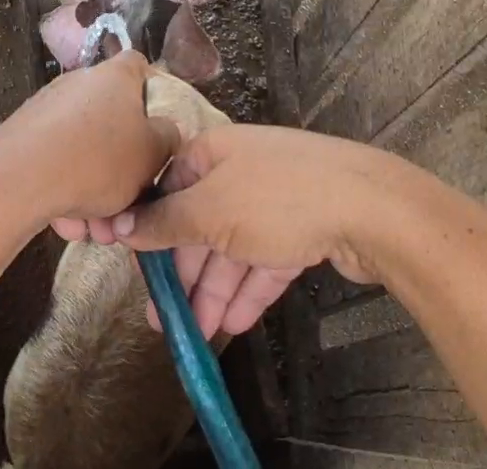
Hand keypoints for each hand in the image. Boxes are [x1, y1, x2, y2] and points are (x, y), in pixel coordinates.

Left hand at [0, 50, 178, 225]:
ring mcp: (48, 109)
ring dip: (94, 191)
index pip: (139, 66)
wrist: (20, 178)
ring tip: (94, 230)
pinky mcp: (23, 136)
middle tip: (127, 205)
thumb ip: (167, 138)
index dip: (152, 90)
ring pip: (83, 150)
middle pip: (111, 120)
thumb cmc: (99, 159)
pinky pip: (55, 162)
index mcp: (115, 77)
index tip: (156, 125)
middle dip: (122, 168)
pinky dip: (64, 190)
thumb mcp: (152, 154)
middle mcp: (80, 84)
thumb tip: (163, 129)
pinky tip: (65, 224)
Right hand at [93, 125, 413, 334]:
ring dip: (214, 292)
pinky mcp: (304, 228)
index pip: (169, 190)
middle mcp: (241, 170)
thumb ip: (164, 222)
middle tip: (164, 321)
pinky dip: (249, 291)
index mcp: (212, 153)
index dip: (150, 230)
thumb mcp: (209, 211)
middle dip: (183, 274)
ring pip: (233, 249)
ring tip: (198, 334)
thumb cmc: (276, 198)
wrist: (370, 207)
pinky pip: (266, 261)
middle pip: (200, 224)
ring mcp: (275, 199)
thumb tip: (117, 225)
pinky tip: (235, 324)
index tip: (137, 272)